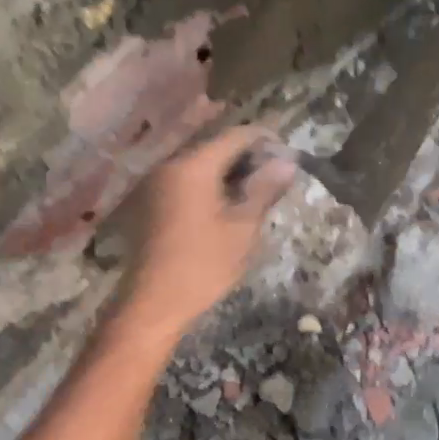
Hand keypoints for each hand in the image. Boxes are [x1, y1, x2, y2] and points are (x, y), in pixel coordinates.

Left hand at [120, 126, 295, 335]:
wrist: (153, 303)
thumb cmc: (203, 266)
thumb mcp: (242, 228)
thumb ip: (264, 189)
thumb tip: (288, 162)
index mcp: (193, 167)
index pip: (234, 136)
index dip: (264, 139)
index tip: (287, 152)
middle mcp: (169, 165)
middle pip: (214, 146)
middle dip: (246, 155)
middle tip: (275, 173)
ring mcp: (155, 183)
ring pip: (199, 163)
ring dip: (228, 170)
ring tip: (255, 189)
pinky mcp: (150, 202)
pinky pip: (185, 179)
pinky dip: (209, 183)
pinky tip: (227, 202)